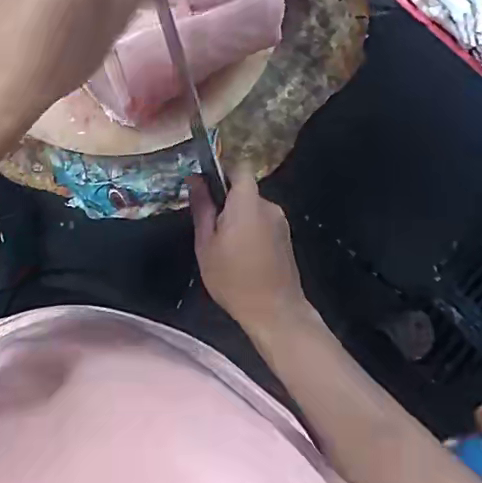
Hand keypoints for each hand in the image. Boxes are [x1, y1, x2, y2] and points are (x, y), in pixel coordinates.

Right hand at [189, 164, 308, 330]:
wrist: (275, 313)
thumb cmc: (233, 279)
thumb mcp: (206, 244)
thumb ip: (202, 208)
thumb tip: (195, 179)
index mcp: (247, 203)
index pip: (238, 168)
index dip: (221, 172)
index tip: (206, 188)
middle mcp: (268, 207)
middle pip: (244, 190)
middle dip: (226, 201)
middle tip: (209, 226)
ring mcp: (281, 222)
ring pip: (252, 207)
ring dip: (238, 218)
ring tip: (224, 246)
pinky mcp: (286, 237)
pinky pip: (262, 222)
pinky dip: (250, 230)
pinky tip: (241, 255)